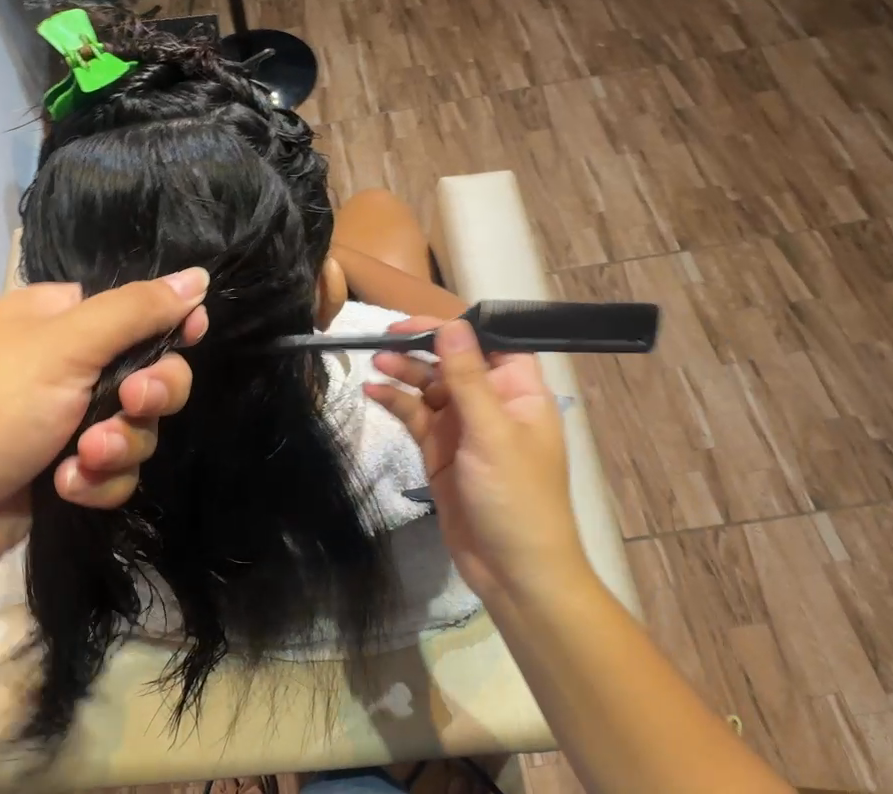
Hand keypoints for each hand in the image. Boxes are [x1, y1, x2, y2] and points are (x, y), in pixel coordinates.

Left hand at [0, 268, 208, 585]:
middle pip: (150, 372)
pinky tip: (64, 489)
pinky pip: (112, 473)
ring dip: (118, 447)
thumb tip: (199, 276)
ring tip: (81, 459)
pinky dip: (95, 483)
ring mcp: (65, 423)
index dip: (170, 326)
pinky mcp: (63, 475)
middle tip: (131, 405)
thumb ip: (137, 311)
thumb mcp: (64, 345)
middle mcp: (67, 366)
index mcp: (61, 319)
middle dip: (148, 396)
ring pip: (138, 430)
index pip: (138, 311)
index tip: (190, 338)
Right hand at [365, 319, 584, 602]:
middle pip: (453, 361)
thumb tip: (452, 325)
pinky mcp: (440, 451)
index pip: (490, 342)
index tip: (418, 321)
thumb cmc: (517, 496)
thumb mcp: (492, 432)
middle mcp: (492, 402)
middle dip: (421, 348)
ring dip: (404, 373)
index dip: (456, 328)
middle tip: (383, 338)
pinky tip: (373, 393)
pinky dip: (396, 403)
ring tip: (374, 362)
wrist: (514, 571)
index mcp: (519, 392)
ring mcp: (464, 428)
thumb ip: (467, 377)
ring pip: (430, 387)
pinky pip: (415, 416)